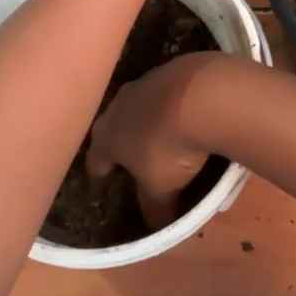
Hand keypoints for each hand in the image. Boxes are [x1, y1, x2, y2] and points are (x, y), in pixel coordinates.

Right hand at [85, 53, 230, 228]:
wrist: (201, 95)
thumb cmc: (169, 147)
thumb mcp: (162, 188)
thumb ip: (154, 207)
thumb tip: (156, 226)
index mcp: (107, 137)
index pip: (95, 158)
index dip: (100, 171)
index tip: (103, 178)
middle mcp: (118, 106)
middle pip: (113, 126)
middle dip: (120, 140)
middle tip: (131, 155)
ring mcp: (143, 83)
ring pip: (138, 104)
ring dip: (146, 117)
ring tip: (160, 131)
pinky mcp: (169, 68)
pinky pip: (164, 90)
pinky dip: (170, 101)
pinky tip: (184, 110)